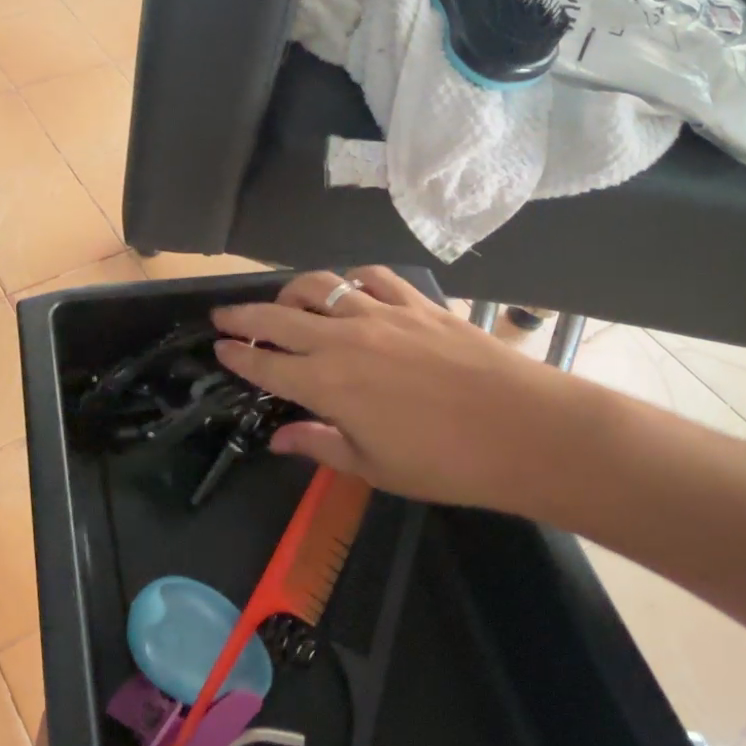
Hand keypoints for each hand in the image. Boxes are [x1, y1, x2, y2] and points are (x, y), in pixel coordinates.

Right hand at [212, 267, 585, 510]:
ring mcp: (381, 315)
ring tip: (283, 301)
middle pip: (276, 318)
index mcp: (325, 385)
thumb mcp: (374, 467)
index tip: (217, 348)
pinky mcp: (417, 304)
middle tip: (223, 316)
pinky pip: (372, 277)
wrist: (527, 431)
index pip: (263, 364)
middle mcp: (342, 340)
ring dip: (290, 292)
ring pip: (318, 287)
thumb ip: (320, 445)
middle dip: (241, 316)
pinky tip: (349, 289)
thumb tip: (278, 438)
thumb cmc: (446, 463)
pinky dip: (351, 280)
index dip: (235, 356)